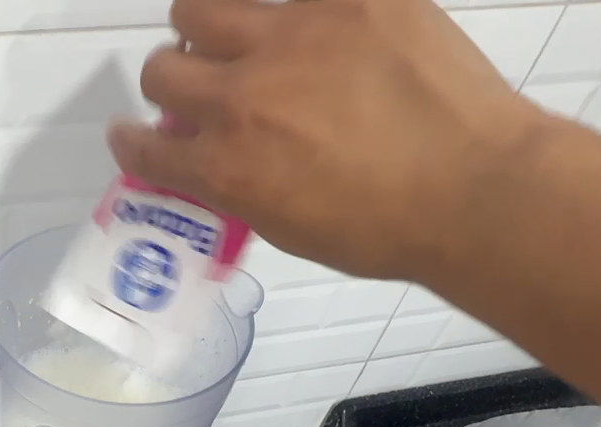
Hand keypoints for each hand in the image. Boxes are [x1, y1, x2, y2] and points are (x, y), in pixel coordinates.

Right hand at [108, 0, 551, 280]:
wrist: (469, 190)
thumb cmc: (377, 230)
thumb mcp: (283, 226)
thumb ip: (235, 185)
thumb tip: (218, 159)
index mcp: (223, 167)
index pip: (145, 146)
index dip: (131, 142)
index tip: (131, 136)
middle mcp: (240, 97)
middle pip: (161, 66)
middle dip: (170, 82)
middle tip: (200, 88)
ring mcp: (291, 34)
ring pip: (200, 5)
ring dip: (204, 26)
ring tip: (238, 38)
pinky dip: (286, 10)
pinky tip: (310, 25)